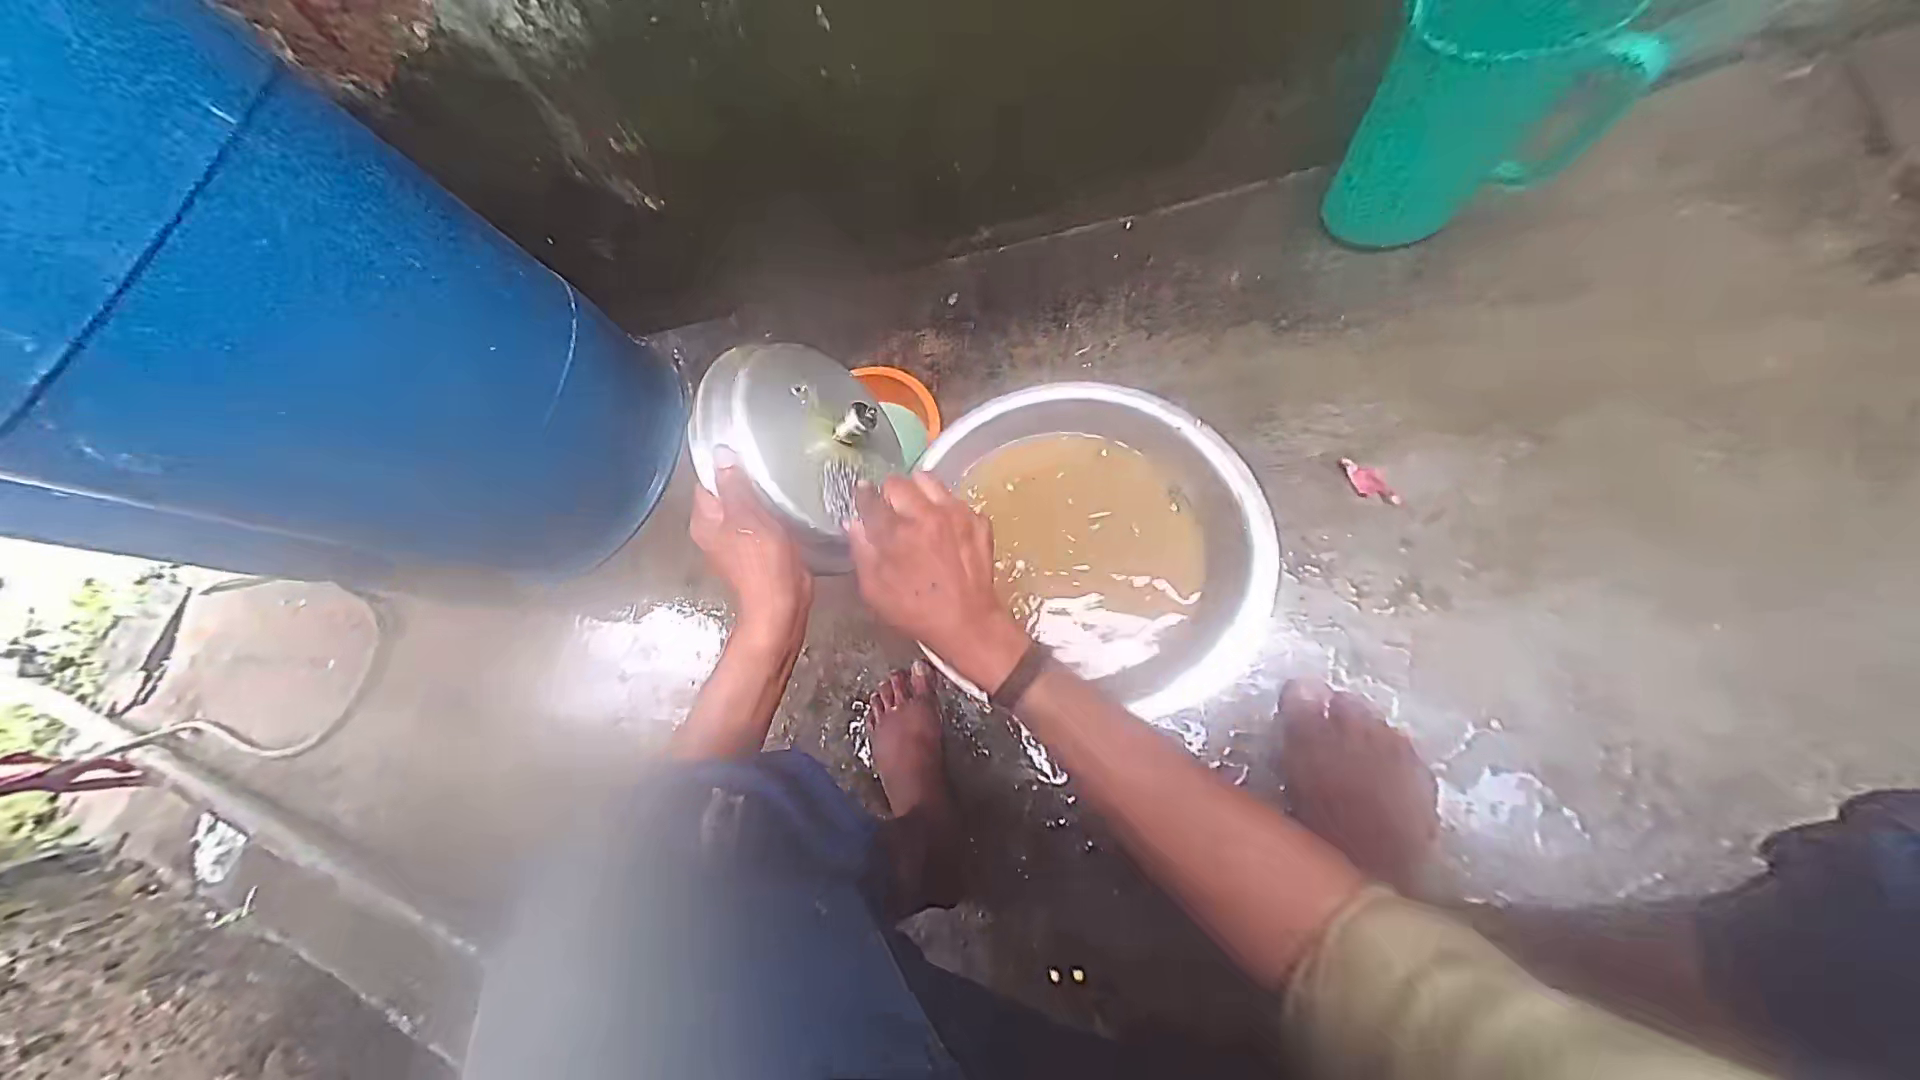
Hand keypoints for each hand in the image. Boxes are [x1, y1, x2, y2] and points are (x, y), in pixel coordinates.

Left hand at [690, 447, 812, 637]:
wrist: (781, 603)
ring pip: (747, 510)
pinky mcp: (757, 553)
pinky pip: (762, 525)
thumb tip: (721, 454)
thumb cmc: (763, 562)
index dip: (727, 466)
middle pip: (728, 495)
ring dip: (762, 501)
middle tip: (770, 473)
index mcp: (705, 521)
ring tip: (781, 490)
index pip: (708, 481)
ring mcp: (736, 544)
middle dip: (748, 484)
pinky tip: (786, 514)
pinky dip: (772, 518)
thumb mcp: (748, 515)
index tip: (749, 455)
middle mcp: (714, 532)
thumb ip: (734, 484)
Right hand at [848, 473, 1029, 690]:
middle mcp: (927, 514)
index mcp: (897, 532)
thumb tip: (854, 524)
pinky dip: (945, 508)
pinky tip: (943, 528)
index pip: (870, 498)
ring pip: (929, 481)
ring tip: (917, 512)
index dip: (863, 496)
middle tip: (891, 511)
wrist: (969, 623)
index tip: (862, 497)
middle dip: (890, 493)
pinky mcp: (978, 521)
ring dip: (918, 492)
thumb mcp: (875, 590)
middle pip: (899, 482)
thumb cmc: (917, 611)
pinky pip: (955, 500)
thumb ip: (861, 552)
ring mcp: (957, 514)